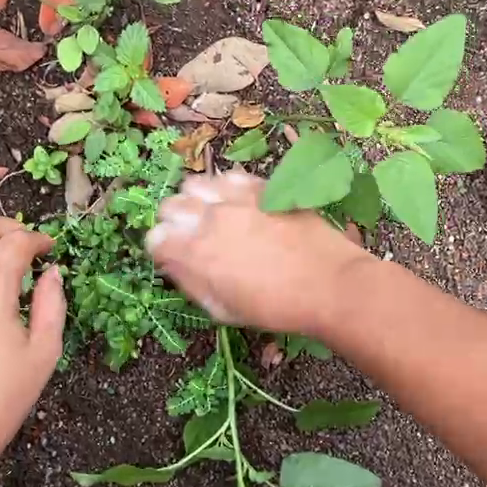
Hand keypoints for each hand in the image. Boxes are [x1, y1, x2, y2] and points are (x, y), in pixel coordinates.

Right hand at [146, 172, 371, 337]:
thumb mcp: (225, 310)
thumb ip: (191, 283)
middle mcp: (211, 219)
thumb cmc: (277, 308)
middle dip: (173, 221)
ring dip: (195, 199)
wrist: (330, 285)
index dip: (160, 248)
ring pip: (195, 184)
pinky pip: (230, 176)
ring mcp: (237, 199)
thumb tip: (170, 265)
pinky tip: (235, 202)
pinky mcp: (262, 187)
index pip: (156, 238)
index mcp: (197, 254)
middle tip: (189, 235)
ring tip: (210, 213)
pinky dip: (225, 187)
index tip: (172, 255)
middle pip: (170, 206)